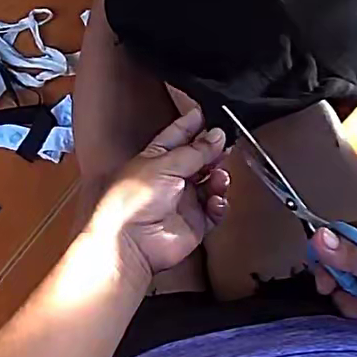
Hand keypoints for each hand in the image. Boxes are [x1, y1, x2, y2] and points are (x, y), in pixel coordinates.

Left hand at [90, 109, 230, 284]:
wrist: (131, 242)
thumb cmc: (133, 201)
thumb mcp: (165, 164)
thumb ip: (195, 150)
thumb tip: (217, 135)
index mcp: (155, 159)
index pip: (177, 135)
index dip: (193, 124)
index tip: (210, 114)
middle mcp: (170, 179)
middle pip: (199, 160)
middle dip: (214, 153)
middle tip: (225, 147)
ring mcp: (183, 201)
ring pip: (211, 183)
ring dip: (219, 178)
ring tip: (219, 177)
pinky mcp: (194, 223)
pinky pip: (215, 210)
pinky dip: (219, 205)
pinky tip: (216, 201)